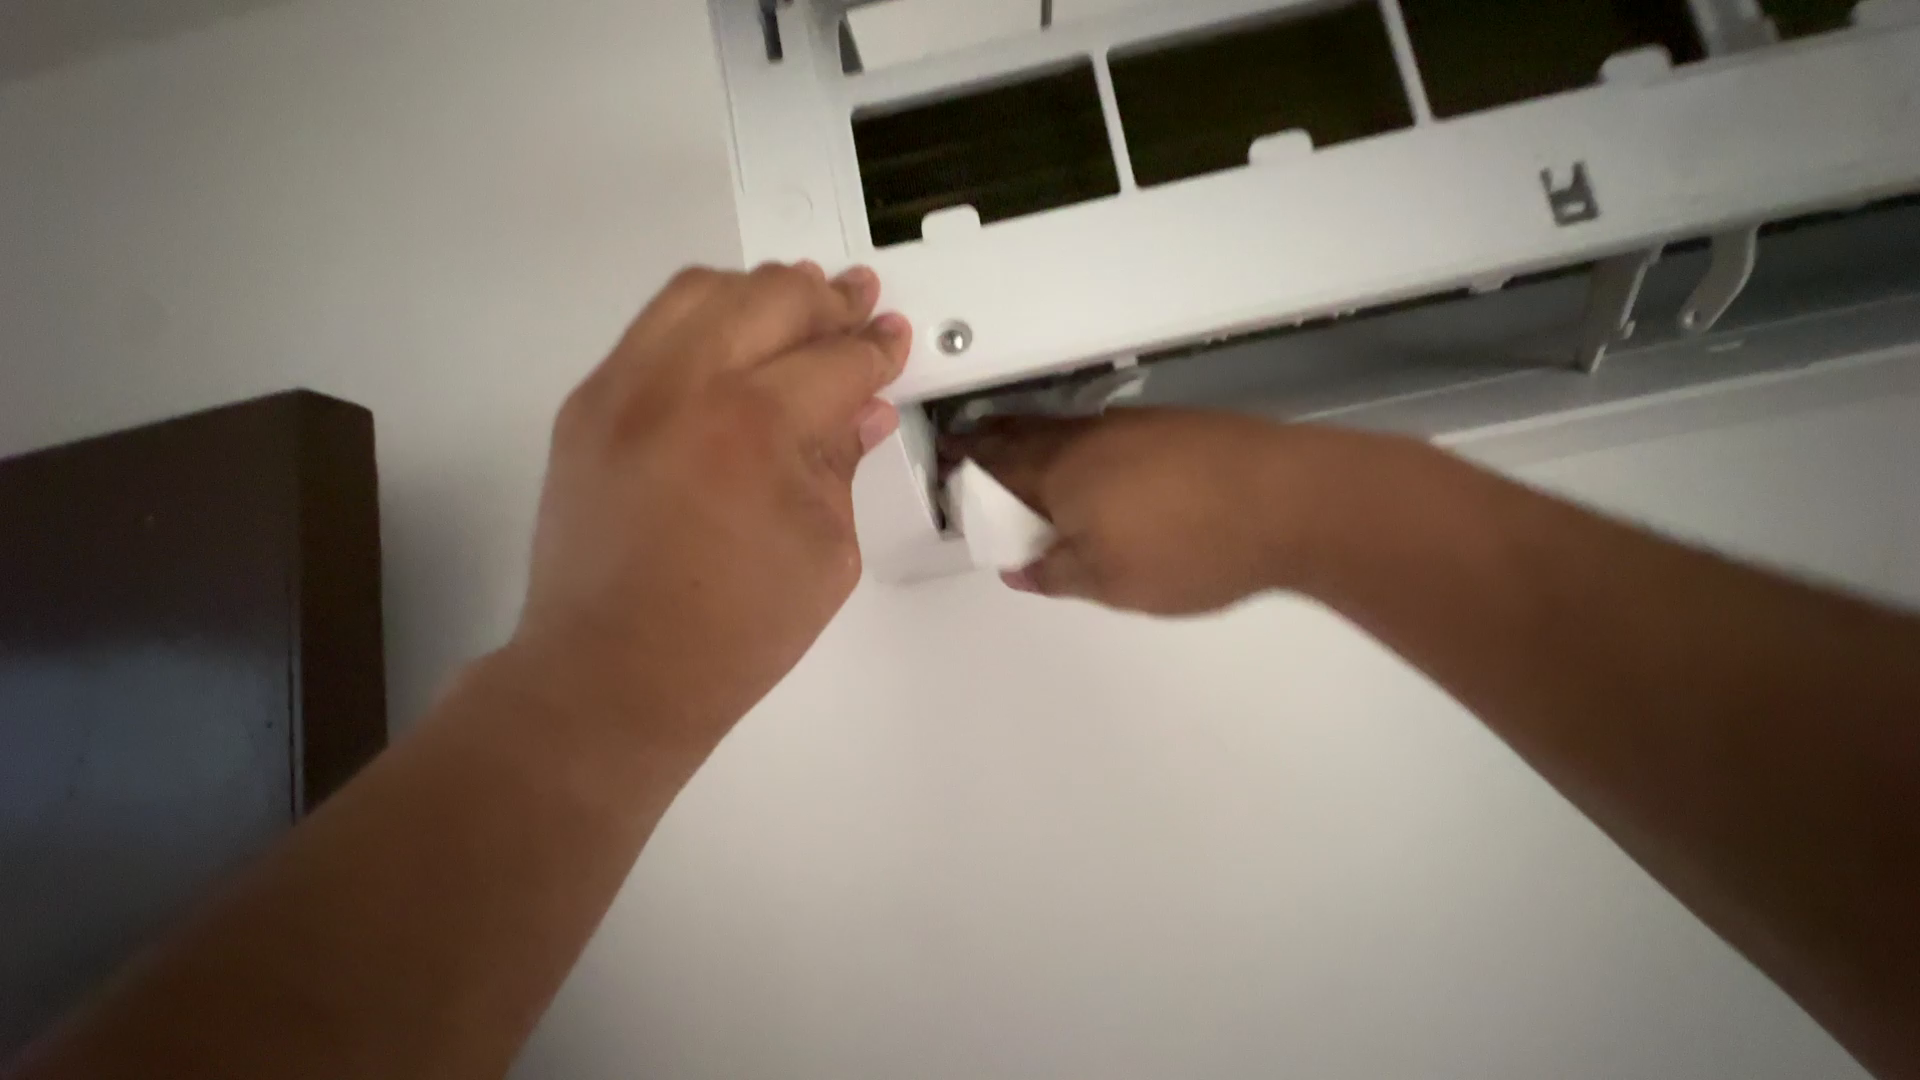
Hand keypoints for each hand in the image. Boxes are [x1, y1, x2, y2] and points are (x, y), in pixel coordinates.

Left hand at [507, 262, 909, 762]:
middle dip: (828, 298)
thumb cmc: (737, 633)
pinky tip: (733, 346)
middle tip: (859, 304)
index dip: (876, 347)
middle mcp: (683, 386)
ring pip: (701, 290)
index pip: (837, 360)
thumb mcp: (826, 552)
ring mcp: (621, 389)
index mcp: (757, 430)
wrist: (613, 675)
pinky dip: (704, 321)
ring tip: (798, 308)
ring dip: (761, 292)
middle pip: (771, 296)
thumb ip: (841, 463)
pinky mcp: (585, 406)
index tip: (895, 337)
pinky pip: (651, 330)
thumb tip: (864, 408)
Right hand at [957, 409, 1364, 614]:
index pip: (994, 468)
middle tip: (968, 446)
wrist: (1294, 501)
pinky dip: (1078, 444)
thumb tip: (1018, 569)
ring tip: (1021, 453)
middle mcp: (1087, 439)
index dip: (967, 471)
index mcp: (1059, 474)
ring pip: (1064, 429)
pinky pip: (1102, 432)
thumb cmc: (1189, 548)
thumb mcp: (1111, 583)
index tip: (946, 468)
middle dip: (989, 441)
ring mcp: (1133, 427)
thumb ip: (1056, 574)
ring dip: (1032, 437)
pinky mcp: (1173, 427)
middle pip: (1023, 434)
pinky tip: (1094, 462)